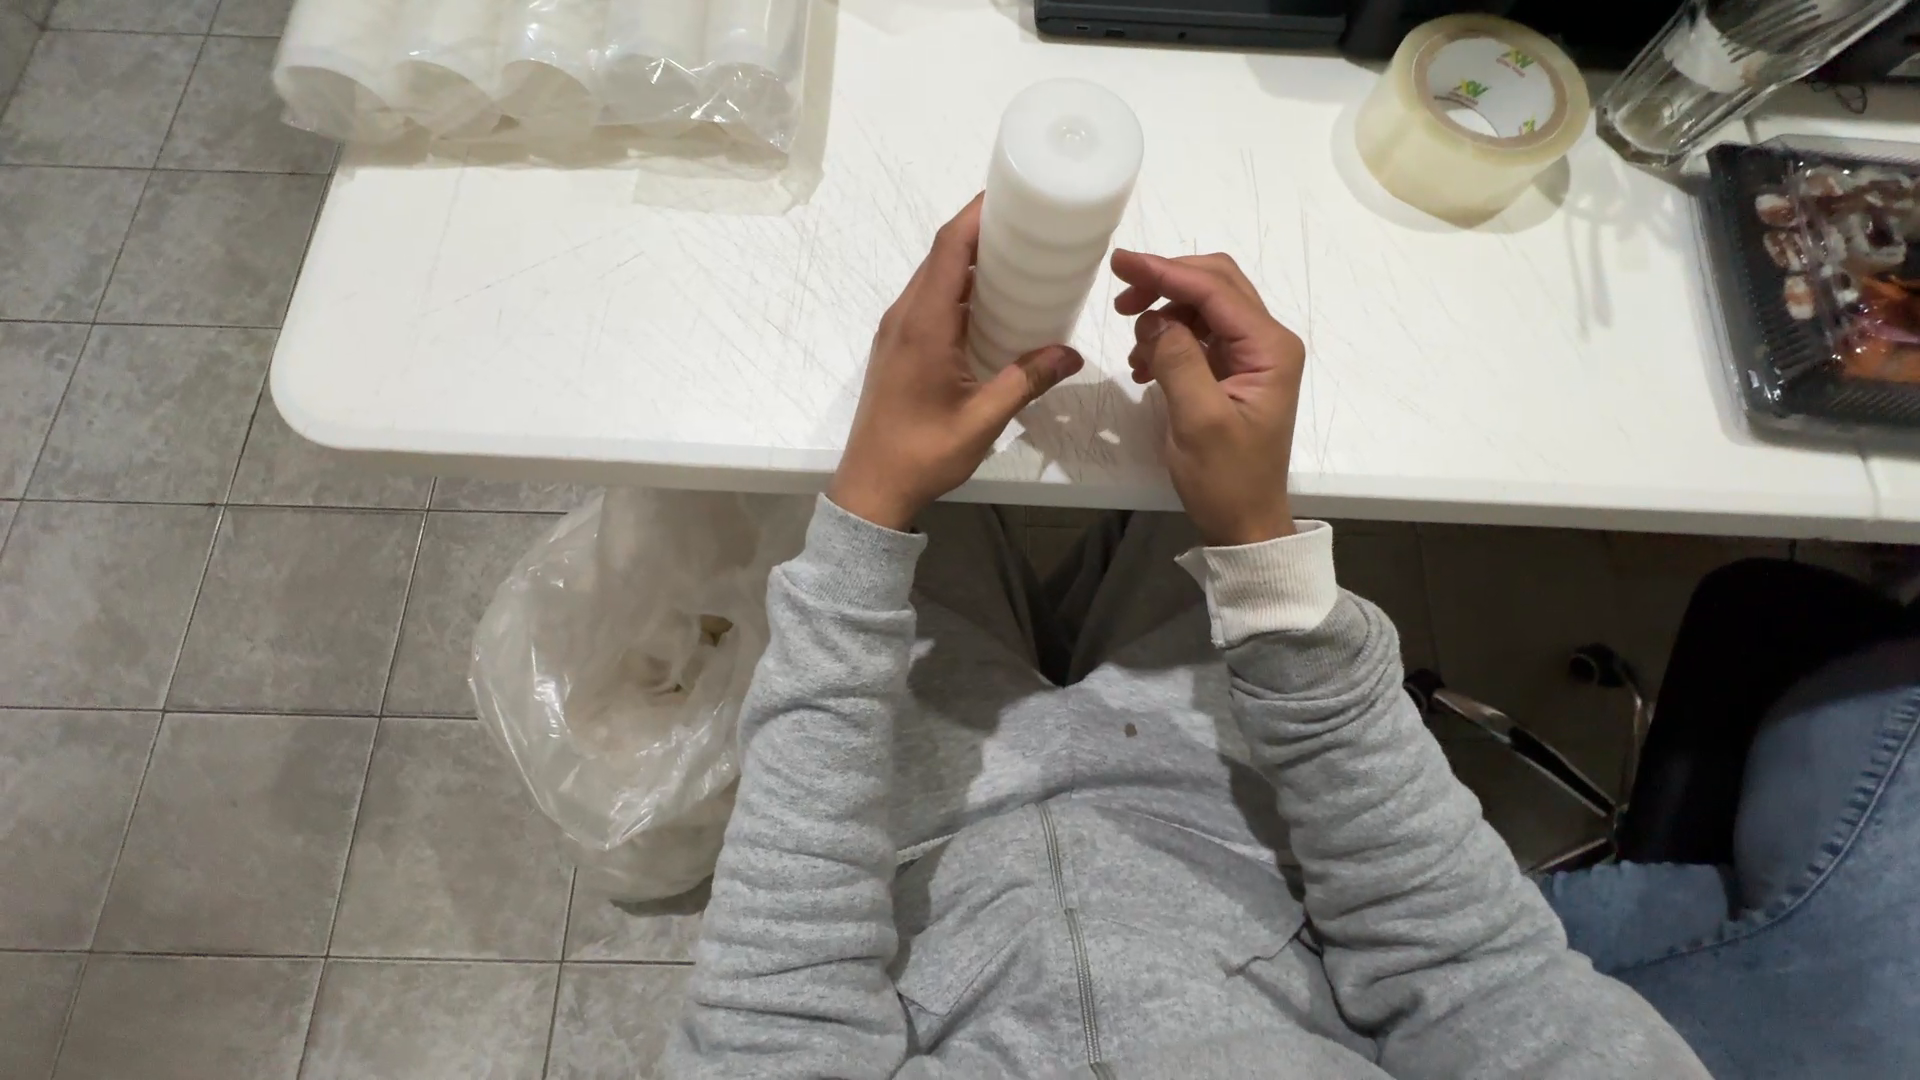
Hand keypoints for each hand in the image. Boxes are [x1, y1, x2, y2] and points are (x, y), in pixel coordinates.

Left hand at [829, 196, 1084, 529]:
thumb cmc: (922, 454)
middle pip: (941, 255)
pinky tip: (989, 309)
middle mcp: (904, 317)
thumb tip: (1072, 354)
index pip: (950, 248)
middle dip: (983, 233)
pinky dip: (958, 292)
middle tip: (1031, 228)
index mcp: (924, 325)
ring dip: (970, 264)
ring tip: (1017, 262)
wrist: (871, 487)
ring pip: (933, 279)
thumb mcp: (982, 420)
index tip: (1015, 194)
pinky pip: (927, 302)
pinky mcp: (895, 348)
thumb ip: (1025, 382)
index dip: (979, 213)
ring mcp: (895, 332)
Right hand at [1112, 249, 1303, 546]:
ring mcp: (1251, 357)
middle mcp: (1266, 342)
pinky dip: (1168, 340)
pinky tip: (1144, 366)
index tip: (1120, 262)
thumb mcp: (1198, 422)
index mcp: (1269, 349)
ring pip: (1204, 308)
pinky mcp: (1233, 373)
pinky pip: (1199, 337)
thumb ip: (1178, 361)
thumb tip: (1154, 319)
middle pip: (1215, 285)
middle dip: (1165, 283)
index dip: (1165, 271)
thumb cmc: (1225, 479)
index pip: (1215, 290)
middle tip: (1120, 299)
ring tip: (1132, 349)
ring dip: (1165, 315)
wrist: (1244, 522)